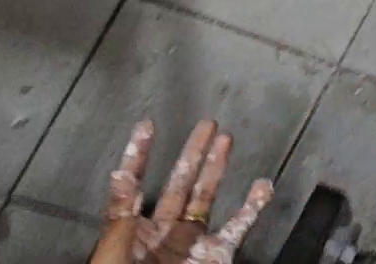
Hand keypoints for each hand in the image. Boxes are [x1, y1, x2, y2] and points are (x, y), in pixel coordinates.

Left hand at [88, 120, 272, 263]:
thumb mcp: (111, 262)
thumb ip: (118, 225)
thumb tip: (120, 179)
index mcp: (129, 238)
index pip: (130, 191)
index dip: (137, 159)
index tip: (147, 127)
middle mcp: (161, 235)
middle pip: (177, 185)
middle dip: (191, 153)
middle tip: (206, 124)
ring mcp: (190, 244)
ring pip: (206, 198)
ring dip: (217, 168)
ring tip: (226, 138)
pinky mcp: (215, 255)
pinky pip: (237, 227)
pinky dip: (252, 207)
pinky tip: (264, 186)